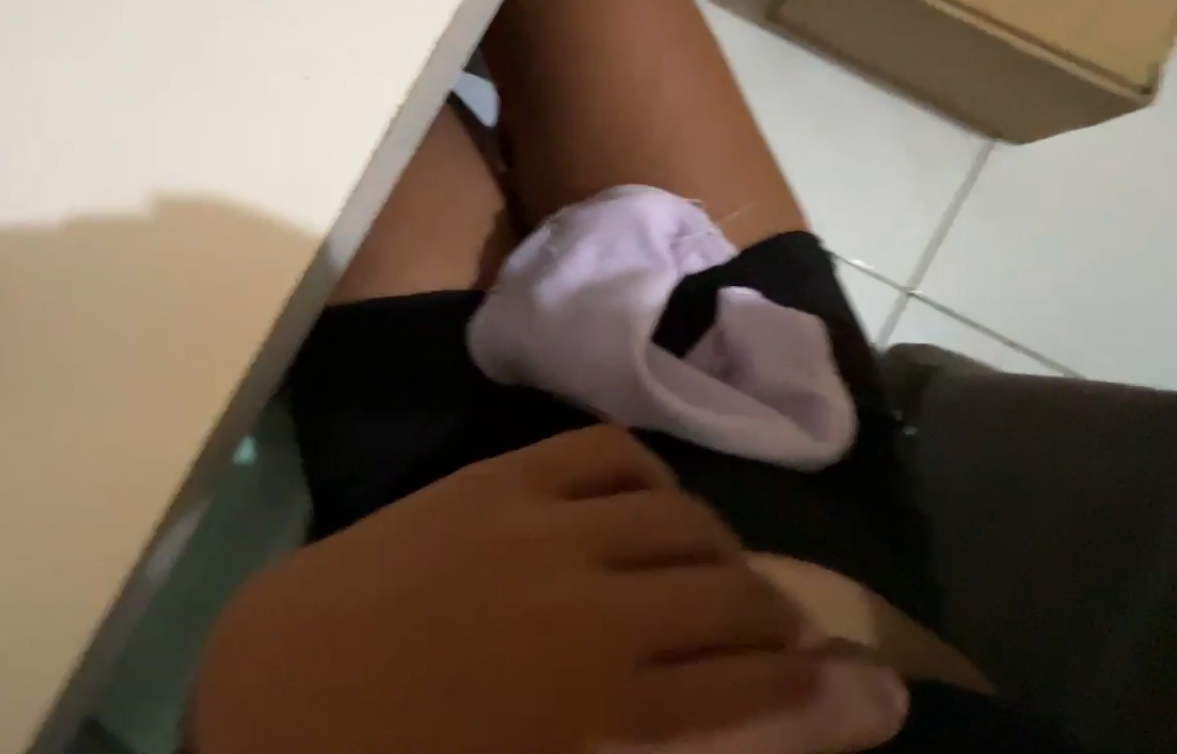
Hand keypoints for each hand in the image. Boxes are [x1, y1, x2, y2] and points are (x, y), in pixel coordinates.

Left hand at [192, 426, 907, 753]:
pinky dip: (643, 476)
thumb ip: (651, 743)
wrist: (294, 681)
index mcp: (607, 706)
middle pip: (733, 591)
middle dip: (783, 616)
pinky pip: (603, 451)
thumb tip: (740, 711)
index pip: (761, 689)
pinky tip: (641, 503)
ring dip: (716, 545)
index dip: (835, 693)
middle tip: (790, 631)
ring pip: (680, 516)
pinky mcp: (497, 477)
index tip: (882, 688)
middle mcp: (594, 603)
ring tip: (714, 568)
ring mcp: (542, 524)